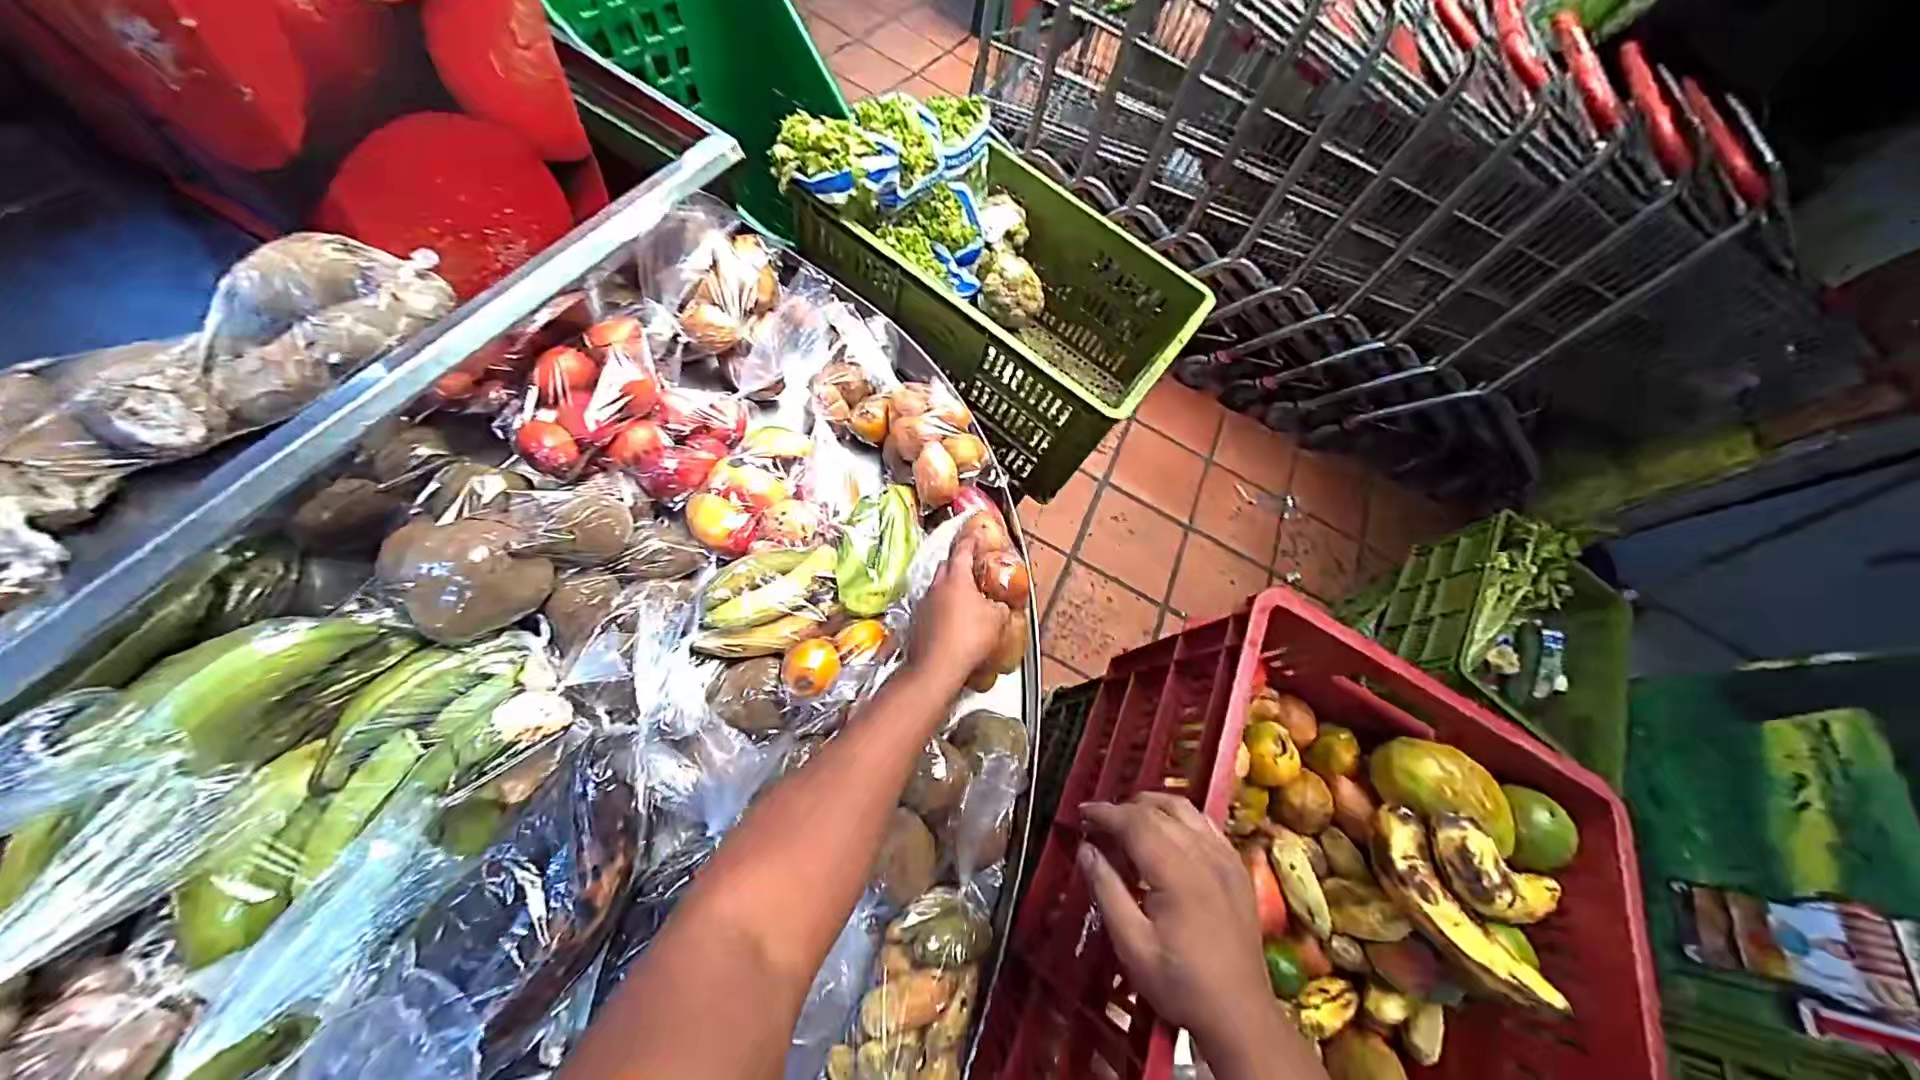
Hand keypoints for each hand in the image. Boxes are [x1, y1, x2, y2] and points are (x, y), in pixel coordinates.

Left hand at [908, 535, 1008, 683]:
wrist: (935, 668)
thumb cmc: (968, 638)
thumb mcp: (997, 621)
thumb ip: (1000, 607)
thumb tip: (1001, 606)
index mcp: (956, 578)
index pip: (963, 550)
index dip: (971, 540)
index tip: (976, 535)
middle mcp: (936, 586)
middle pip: (947, 566)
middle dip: (959, 564)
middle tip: (973, 568)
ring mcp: (923, 603)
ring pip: (938, 587)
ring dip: (950, 588)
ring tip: (966, 598)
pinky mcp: (916, 622)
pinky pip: (932, 607)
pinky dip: (942, 608)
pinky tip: (953, 621)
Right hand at [1080, 794, 1323, 1079]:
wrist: (1240, 1016)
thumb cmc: (1180, 983)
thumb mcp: (1132, 944)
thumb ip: (1107, 890)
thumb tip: (1086, 849)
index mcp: (1177, 872)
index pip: (1135, 822)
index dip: (1105, 813)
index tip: (1081, 813)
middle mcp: (1204, 854)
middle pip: (1157, 811)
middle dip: (1122, 809)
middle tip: (1098, 824)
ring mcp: (1225, 858)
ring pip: (1184, 809)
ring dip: (1151, 806)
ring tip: (1127, 819)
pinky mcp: (1237, 867)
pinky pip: (1205, 823)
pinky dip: (1179, 817)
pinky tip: (1167, 831)